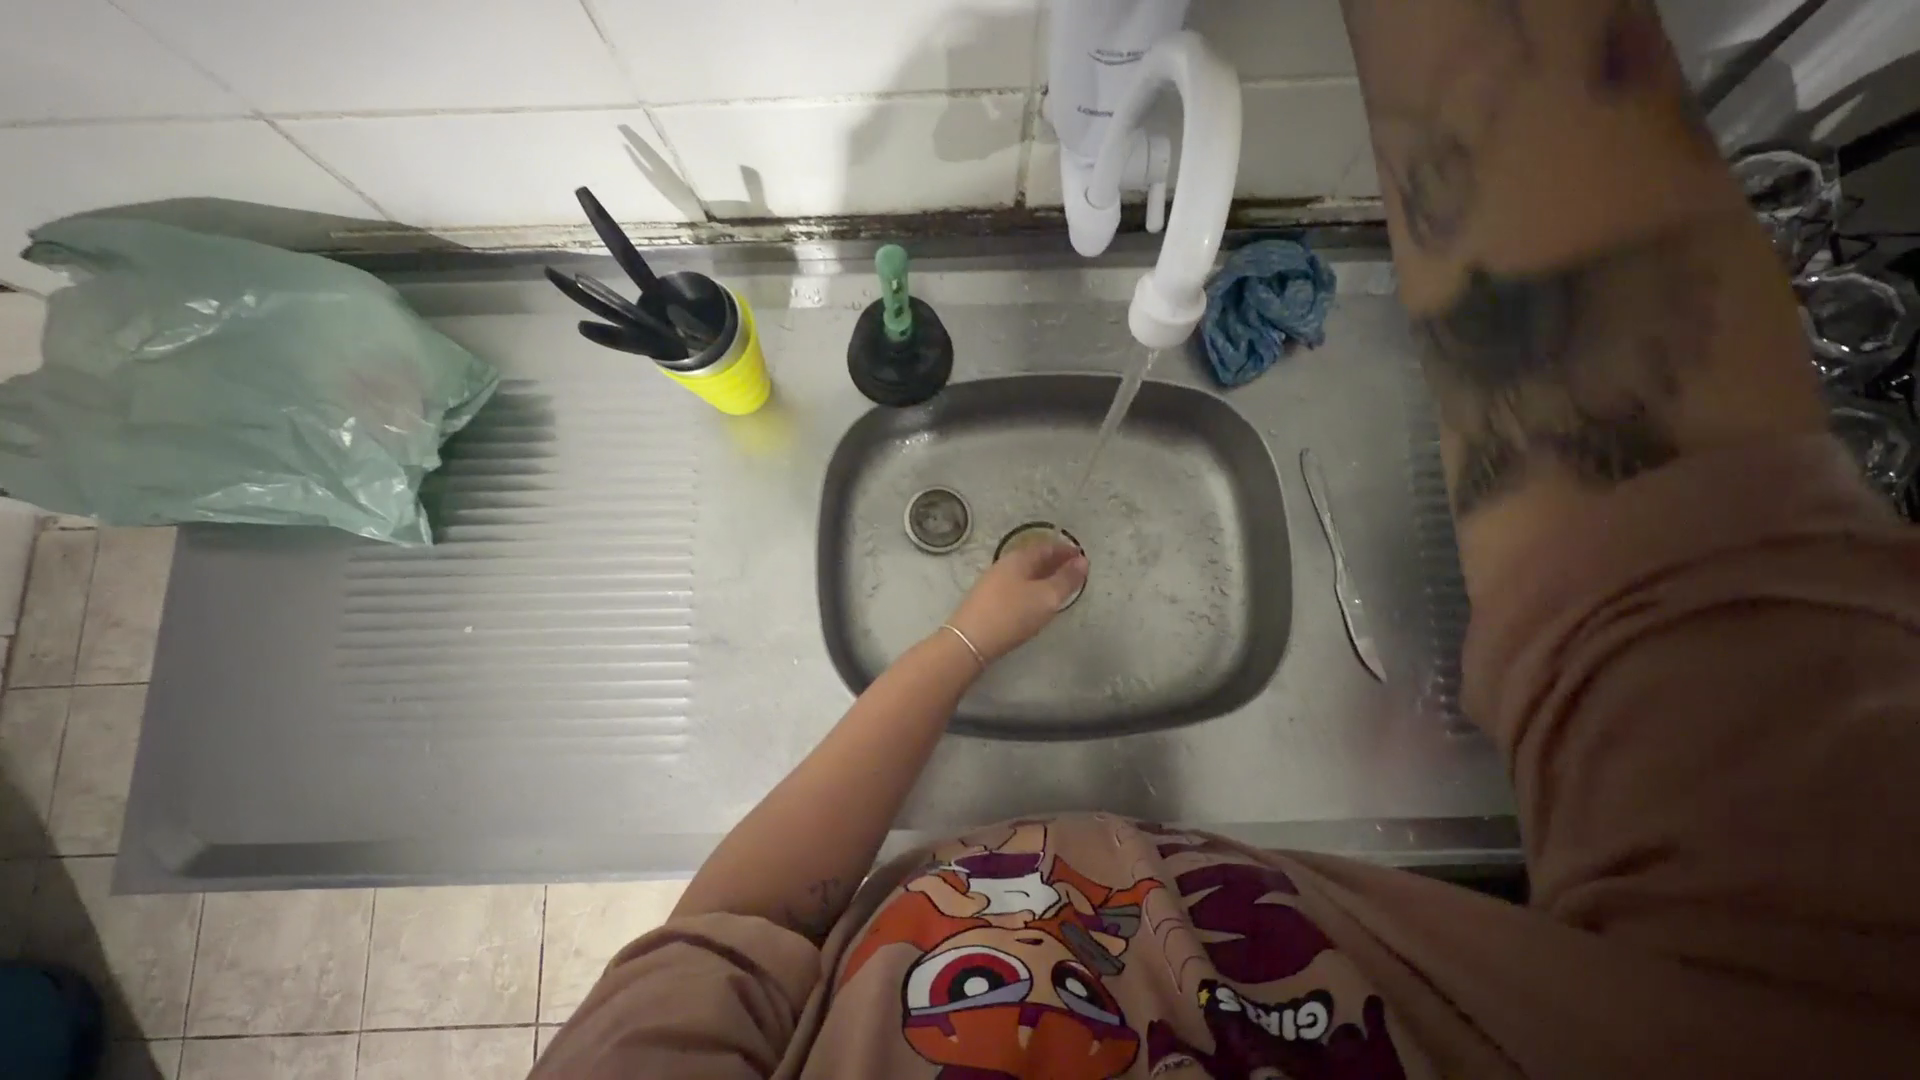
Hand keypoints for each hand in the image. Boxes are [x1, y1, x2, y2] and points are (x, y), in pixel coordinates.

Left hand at [944, 539, 1088, 663]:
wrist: (970, 641)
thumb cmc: (1012, 615)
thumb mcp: (1046, 597)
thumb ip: (1066, 580)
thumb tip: (1083, 561)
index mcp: (1019, 558)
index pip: (1047, 546)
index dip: (1066, 550)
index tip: (1082, 557)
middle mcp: (1004, 564)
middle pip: (1034, 558)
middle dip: (1055, 562)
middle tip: (1074, 571)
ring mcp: (993, 581)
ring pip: (1024, 572)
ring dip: (1043, 575)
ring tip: (1059, 587)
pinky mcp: (987, 599)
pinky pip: (1016, 585)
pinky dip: (1031, 587)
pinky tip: (1035, 601)